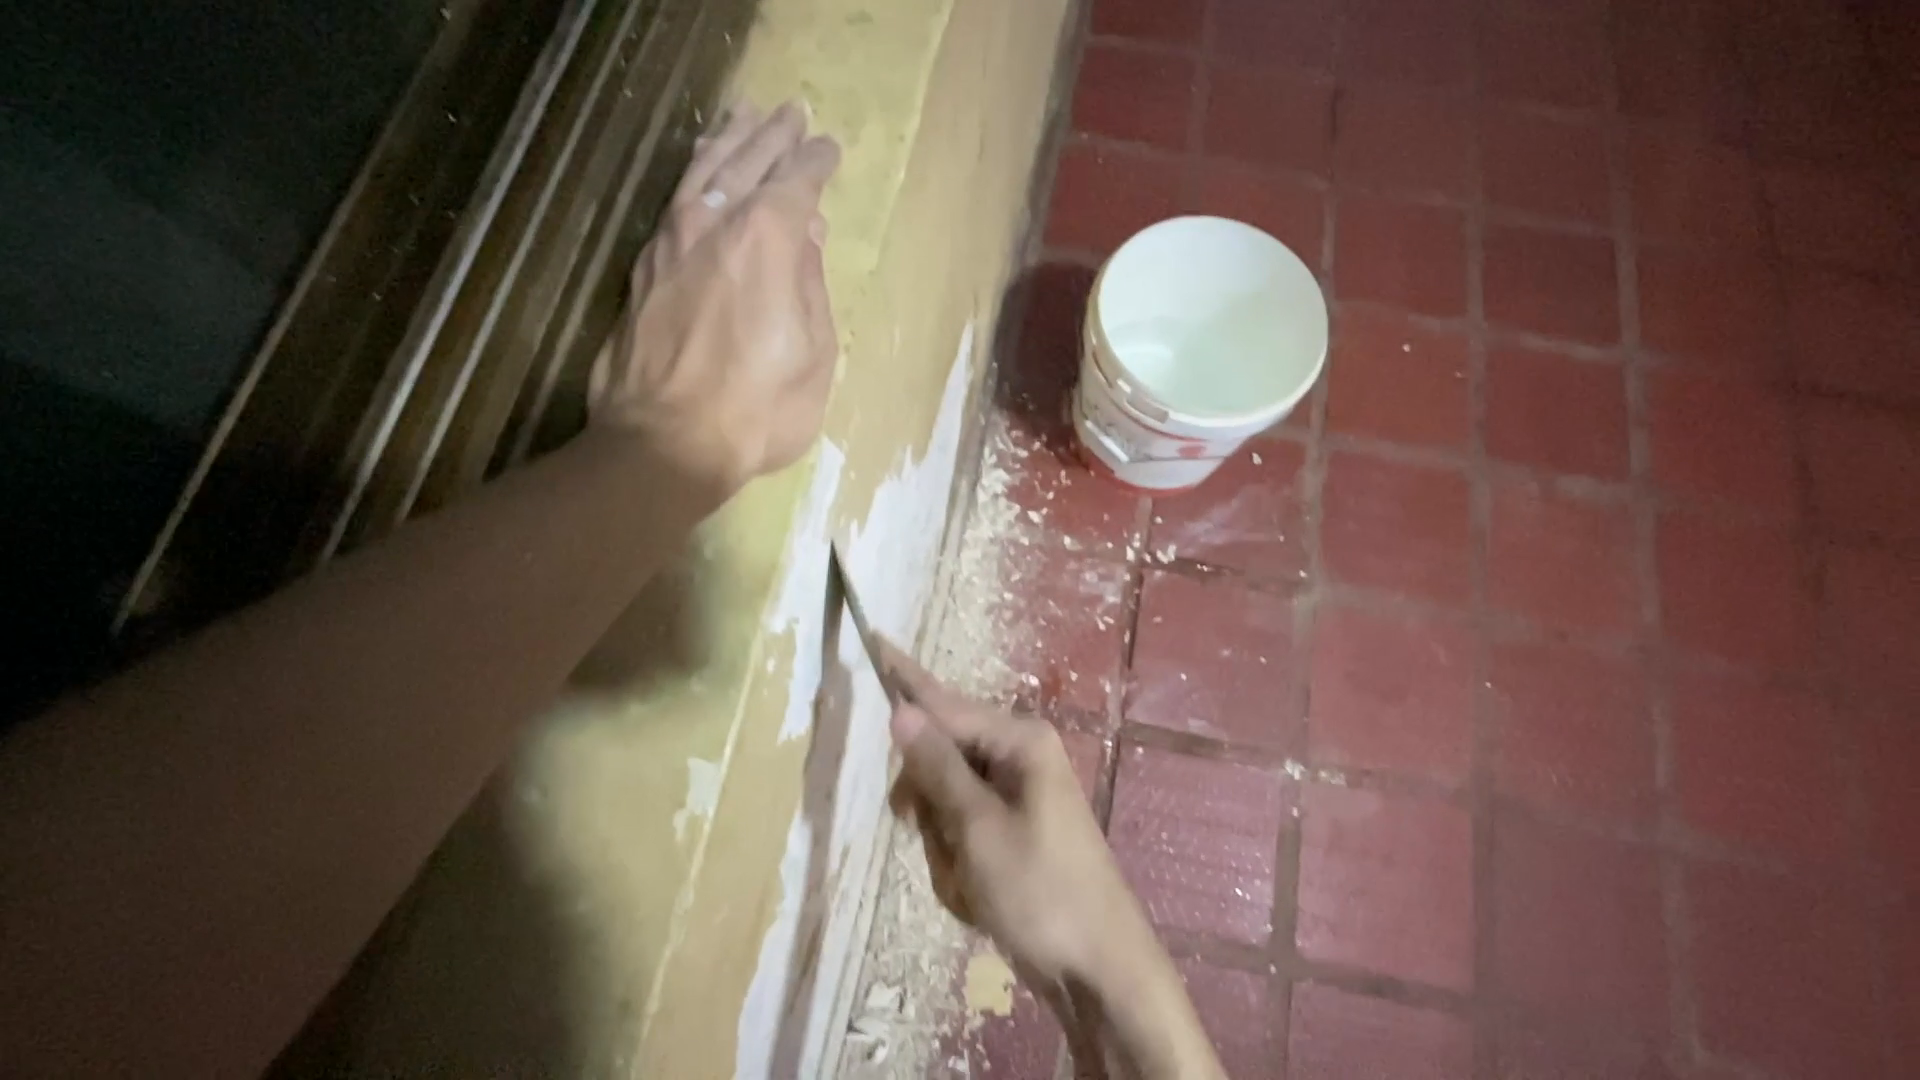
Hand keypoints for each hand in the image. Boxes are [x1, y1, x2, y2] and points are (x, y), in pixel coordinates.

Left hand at [591, 101, 841, 494]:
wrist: (666, 444)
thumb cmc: (758, 410)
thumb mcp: (815, 356)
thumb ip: (811, 287)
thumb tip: (808, 236)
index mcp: (768, 240)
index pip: (796, 182)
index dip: (815, 163)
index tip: (828, 150)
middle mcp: (715, 225)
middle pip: (746, 161)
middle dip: (772, 136)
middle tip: (790, 114)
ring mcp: (669, 243)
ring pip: (700, 173)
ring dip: (727, 142)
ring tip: (743, 119)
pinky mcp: (642, 270)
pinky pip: (674, 202)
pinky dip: (694, 178)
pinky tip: (700, 176)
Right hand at [880, 645, 1158, 987]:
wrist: (1099, 969)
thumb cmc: (1041, 891)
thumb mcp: (978, 829)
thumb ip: (937, 767)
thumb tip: (901, 710)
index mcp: (1019, 742)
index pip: (945, 703)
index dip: (904, 679)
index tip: (873, 638)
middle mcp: (1019, 757)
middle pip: (939, 757)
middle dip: (928, 807)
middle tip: (940, 843)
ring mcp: (1016, 796)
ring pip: (943, 801)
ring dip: (943, 846)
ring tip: (971, 882)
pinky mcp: (1012, 830)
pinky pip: (961, 832)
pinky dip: (958, 865)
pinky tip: (979, 896)